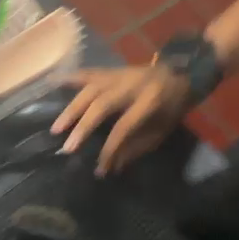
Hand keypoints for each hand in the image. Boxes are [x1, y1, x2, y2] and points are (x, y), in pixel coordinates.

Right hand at [51, 65, 193, 176]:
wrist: (185, 71)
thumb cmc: (172, 106)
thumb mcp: (161, 131)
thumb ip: (136, 148)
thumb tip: (111, 166)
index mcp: (150, 100)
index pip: (124, 127)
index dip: (110, 149)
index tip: (100, 169)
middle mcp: (133, 84)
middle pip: (102, 104)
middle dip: (84, 127)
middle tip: (67, 148)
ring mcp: (121, 74)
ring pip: (91, 89)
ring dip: (71, 109)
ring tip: (56, 128)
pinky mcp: (113, 70)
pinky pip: (89, 72)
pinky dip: (70, 77)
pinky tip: (53, 82)